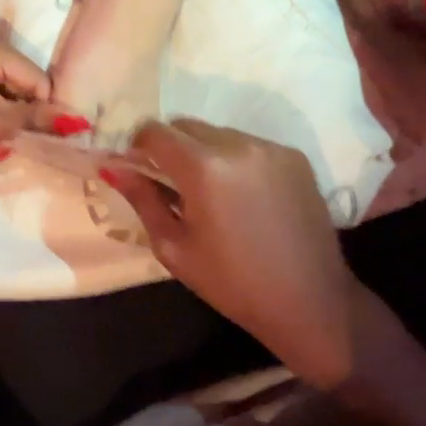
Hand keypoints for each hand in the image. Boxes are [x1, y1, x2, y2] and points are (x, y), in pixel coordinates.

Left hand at [0, 34, 70, 179]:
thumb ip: (36, 118)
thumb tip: (79, 120)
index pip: (35, 75)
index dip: (45, 105)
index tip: (49, 132)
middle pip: (23, 76)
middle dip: (29, 105)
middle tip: (29, 134)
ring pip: (10, 84)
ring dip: (14, 108)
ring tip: (11, 132)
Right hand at [101, 121, 416, 389]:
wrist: (309, 300)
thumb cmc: (232, 282)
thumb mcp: (174, 248)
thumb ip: (143, 200)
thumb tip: (116, 168)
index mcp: (204, 168)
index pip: (156, 131)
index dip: (138, 146)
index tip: (137, 168)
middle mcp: (238, 145)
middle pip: (187, 126)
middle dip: (169, 147)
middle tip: (168, 184)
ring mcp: (271, 148)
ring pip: (218, 133)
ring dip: (202, 152)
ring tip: (208, 193)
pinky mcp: (294, 156)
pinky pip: (248, 145)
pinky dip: (234, 160)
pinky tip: (240, 197)